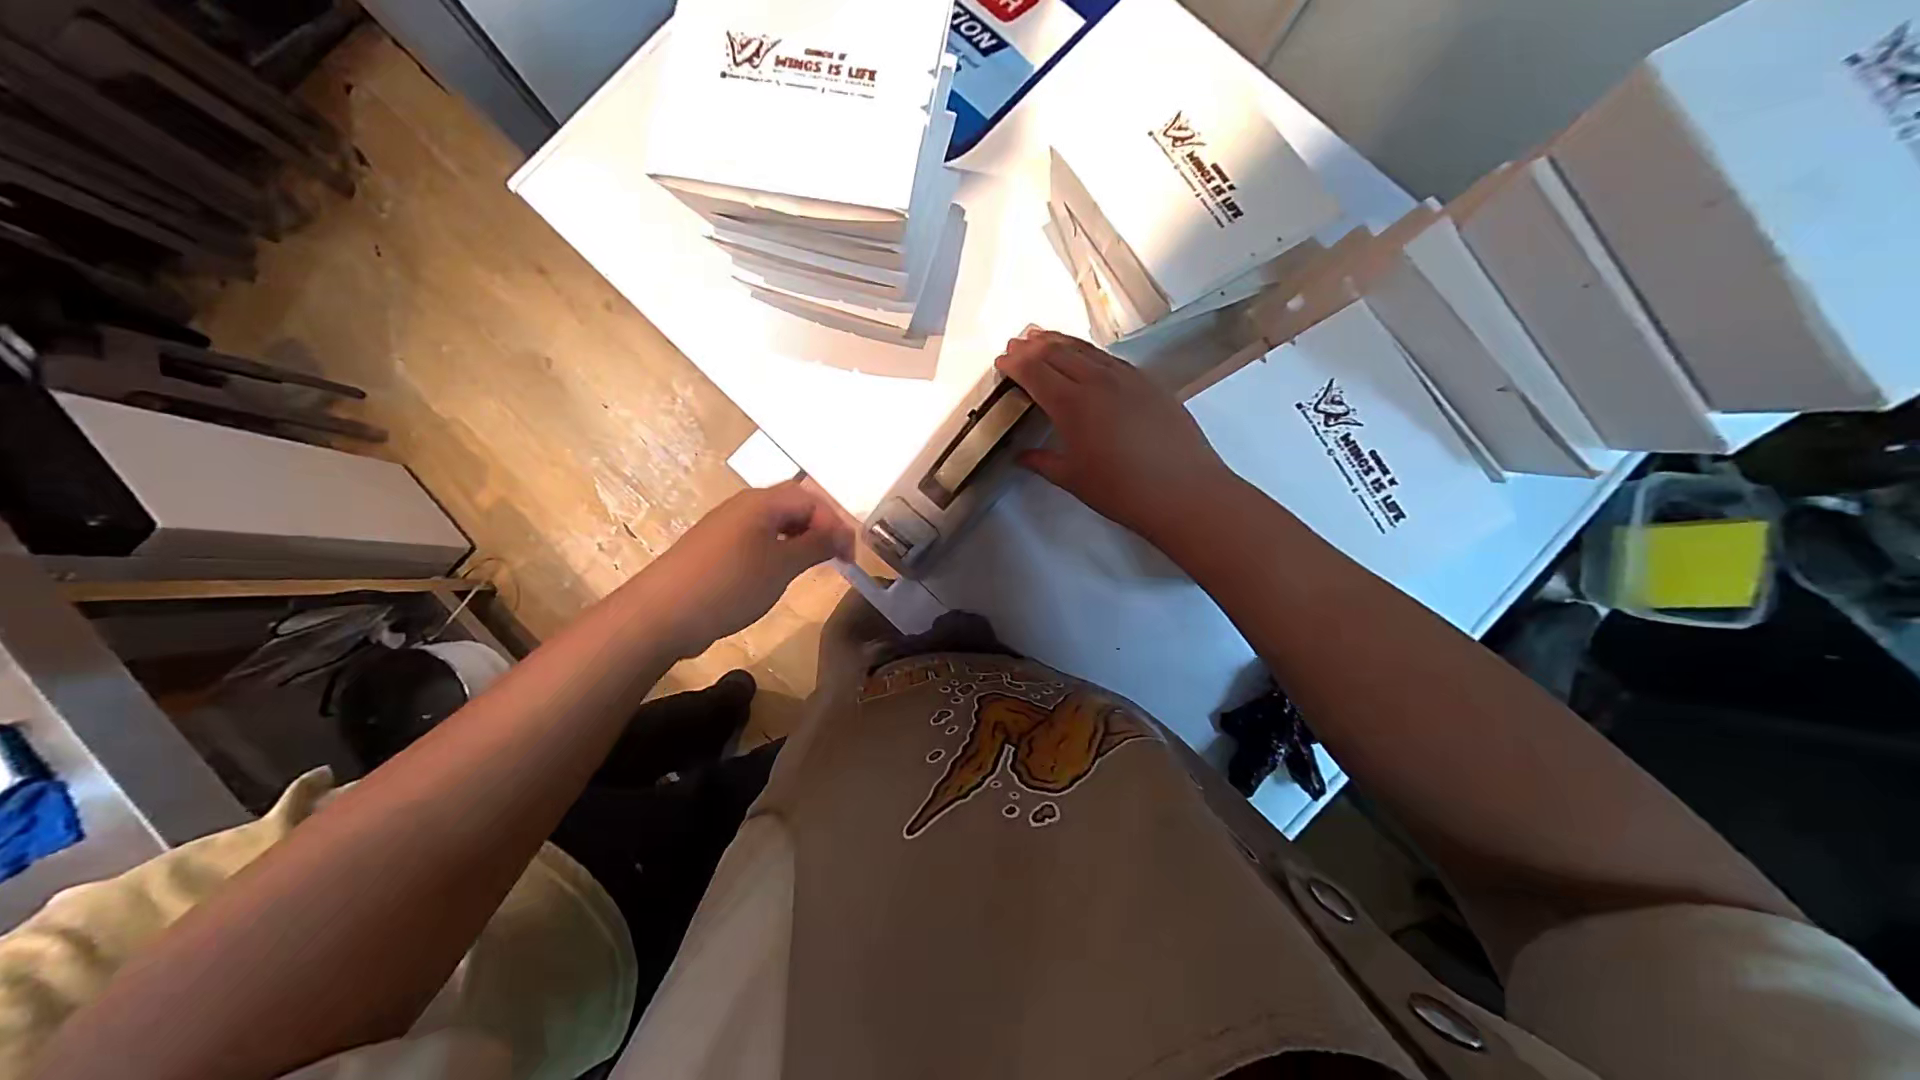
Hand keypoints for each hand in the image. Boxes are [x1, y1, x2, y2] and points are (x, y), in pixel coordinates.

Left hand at [642, 480, 852, 655]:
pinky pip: (759, 539)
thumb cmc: (730, 584)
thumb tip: (841, 535)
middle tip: (835, 559)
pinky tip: (779, 574)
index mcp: (762, 501)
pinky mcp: (717, 549)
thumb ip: (817, 545)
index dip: (837, 526)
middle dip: (821, 529)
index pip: (813, 500)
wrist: (662, 613)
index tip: (849, 560)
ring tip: (812, 568)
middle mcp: (745, 505)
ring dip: (801, 540)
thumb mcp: (782, 566)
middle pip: (795, 505)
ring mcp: (728, 526)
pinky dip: (780, 551)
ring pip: (777, 523)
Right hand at [996, 329, 1237, 543]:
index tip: (1002, 361)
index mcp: (1072, 403)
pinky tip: (1087, 358)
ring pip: (1086, 350)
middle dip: (1032, 346)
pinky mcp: (1149, 384)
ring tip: (1043, 337)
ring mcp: (1127, 378)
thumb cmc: (1122, 491)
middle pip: (1058, 352)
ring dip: (1060, 341)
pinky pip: (1111, 359)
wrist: (1184, 491)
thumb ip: (1043, 462)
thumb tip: (1021, 456)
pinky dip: (1089, 353)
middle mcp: (1097, 381)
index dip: (1014, 363)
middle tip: (1017, 343)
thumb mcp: (1073, 479)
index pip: (1035, 371)